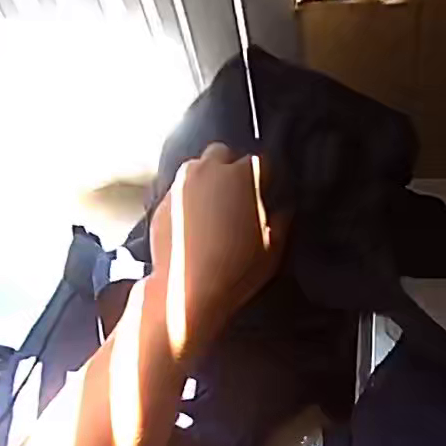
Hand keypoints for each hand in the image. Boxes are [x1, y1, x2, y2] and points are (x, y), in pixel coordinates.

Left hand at [147, 143, 285, 357]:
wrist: (187, 290)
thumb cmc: (237, 271)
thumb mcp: (273, 251)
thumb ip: (282, 222)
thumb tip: (283, 210)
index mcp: (243, 175)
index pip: (261, 163)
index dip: (266, 180)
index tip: (267, 196)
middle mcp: (210, 169)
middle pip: (224, 154)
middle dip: (232, 170)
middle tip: (239, 198)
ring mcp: (181, 183)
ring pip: (197, 168)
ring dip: (208, 181)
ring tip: (215, 210)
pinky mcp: (162, 201)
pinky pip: (179, 191)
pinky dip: (188, 200)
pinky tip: (195, 226)